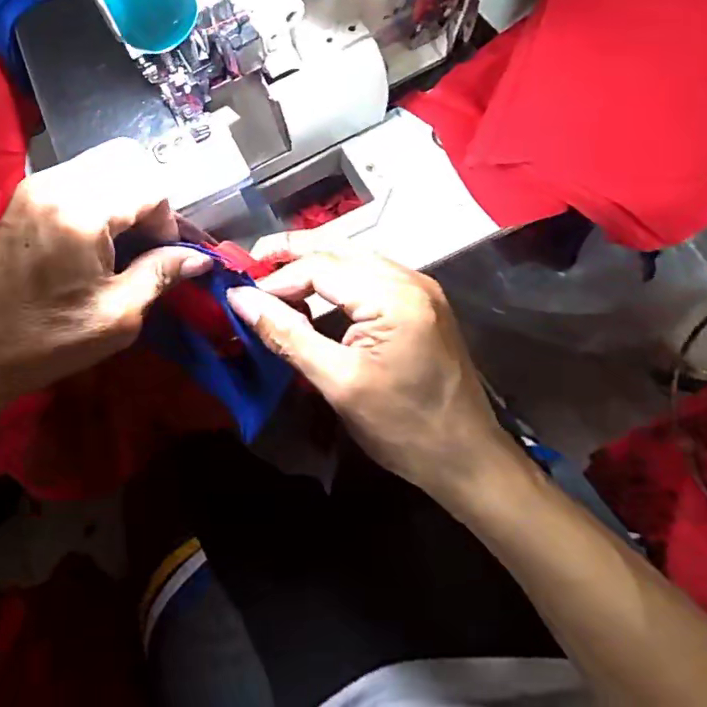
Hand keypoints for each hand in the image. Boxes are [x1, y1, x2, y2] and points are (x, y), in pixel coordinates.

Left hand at [0, 139, 213, 408]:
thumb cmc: (45, 341)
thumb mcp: (117, 315)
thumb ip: (162, 274)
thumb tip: (199, 258)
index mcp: (81, 212)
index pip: (151, 187)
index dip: (168, 220)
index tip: (164, 256)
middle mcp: (57, 185)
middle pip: (129, 159)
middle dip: (150, 196)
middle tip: (147, 240)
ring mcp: (36, 185)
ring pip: (105, 162)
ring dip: (127, 192)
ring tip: (124, 238)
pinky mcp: (24, 195)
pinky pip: (79, 173)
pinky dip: (102, 193)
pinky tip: (98, 233)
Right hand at [225, 232, 510, 498]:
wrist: (466, 456)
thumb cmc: (402, 427)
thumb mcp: (338, 383)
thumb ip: (287, 335)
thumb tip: (240, 299)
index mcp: (394, 295)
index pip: (321, 267)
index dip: (277, 279)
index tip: (241, 296)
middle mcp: (410, 279)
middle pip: (340, 250)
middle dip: (292, 254)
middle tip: (250, 263)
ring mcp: (420, 288)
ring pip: (355, 258)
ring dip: (314, 264)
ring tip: (274, 279)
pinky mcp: (421, 302)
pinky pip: (371, 275)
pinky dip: (338, 279)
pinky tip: (314, 295)